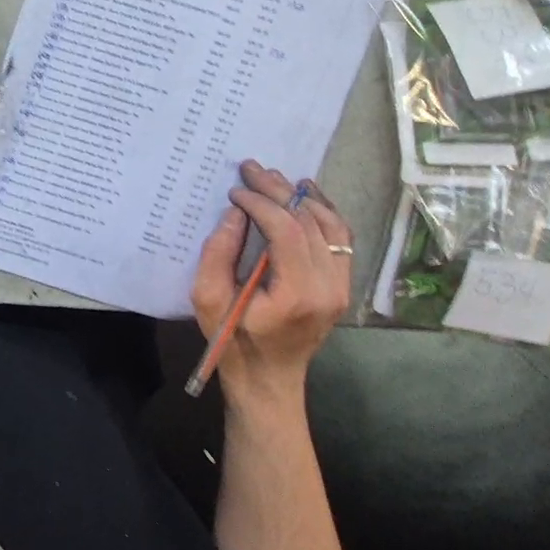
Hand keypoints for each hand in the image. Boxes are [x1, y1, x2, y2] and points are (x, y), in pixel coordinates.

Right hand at [191, 160, 353, 411]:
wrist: (269, 380)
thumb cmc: (231, 343)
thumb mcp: (208, 300)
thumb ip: (219, 254)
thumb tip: (234, 213)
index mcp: (296, 293)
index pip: (286, 230)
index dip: (261, 203)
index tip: (234, 191)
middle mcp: (328, 286)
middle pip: (309, 222)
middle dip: (279, 191)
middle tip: (251, 169)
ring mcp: (340, 286)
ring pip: (331, 225)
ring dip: (302, 197)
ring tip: (274, 177)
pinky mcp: (341, 286)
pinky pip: (339, 239)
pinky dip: (321, 212)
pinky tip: (302, 196)